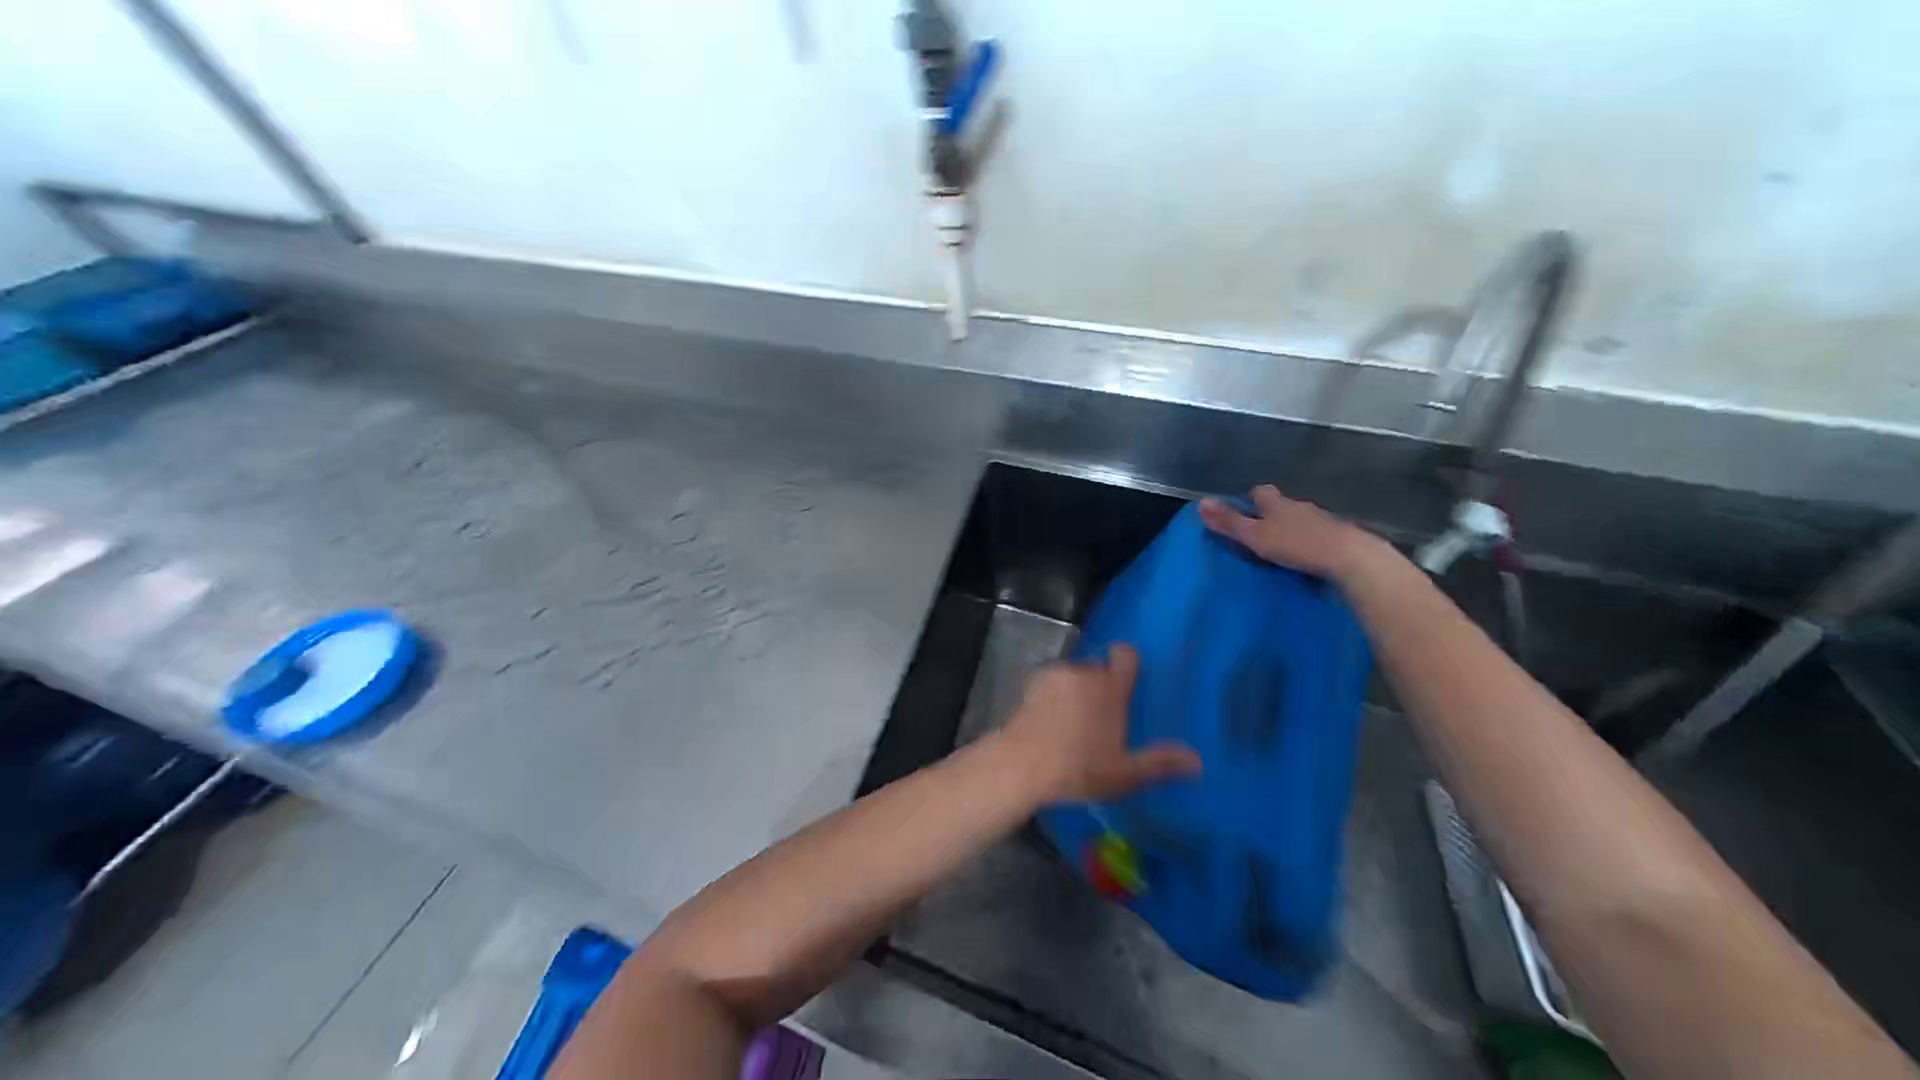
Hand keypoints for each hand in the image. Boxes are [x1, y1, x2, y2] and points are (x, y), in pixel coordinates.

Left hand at [996, 644, 1200, 802]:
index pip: (1126, 655)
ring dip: (1077, 692)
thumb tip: (1198, 761)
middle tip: (1102, 721)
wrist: (1020, 766)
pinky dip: (1054, 697)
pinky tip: (1051, 723)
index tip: (1128, 685)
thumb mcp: (1124, 773)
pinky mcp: (1030, 685)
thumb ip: (1160, 763)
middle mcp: (1083, 673)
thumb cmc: (1078, 768)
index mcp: (1110, 688)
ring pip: (1074, 676)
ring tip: (1075, 725)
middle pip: (1099, 670)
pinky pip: (1052, 684)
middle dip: (1102, 688)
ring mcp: (1054, 676)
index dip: (1128, 664)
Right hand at [1198, 485, 1385, 581]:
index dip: (1250, 499)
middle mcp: (1300, 506)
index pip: (1260, 492)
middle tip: (1260, 532)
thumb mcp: (1255, 536)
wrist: (1349, 557)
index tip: (1243, 510)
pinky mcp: (1340, 536)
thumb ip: (1229, 522)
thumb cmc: (1296, 544)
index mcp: (1277, 503)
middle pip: (1282, 504)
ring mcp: (1323, 520)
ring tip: (1282, 546)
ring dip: (1292, 528)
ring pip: (1301, 519)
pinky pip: (1319, 534)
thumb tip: (1201, 502)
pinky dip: (1310, 540)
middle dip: (1271, 514)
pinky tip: (1307, 555)